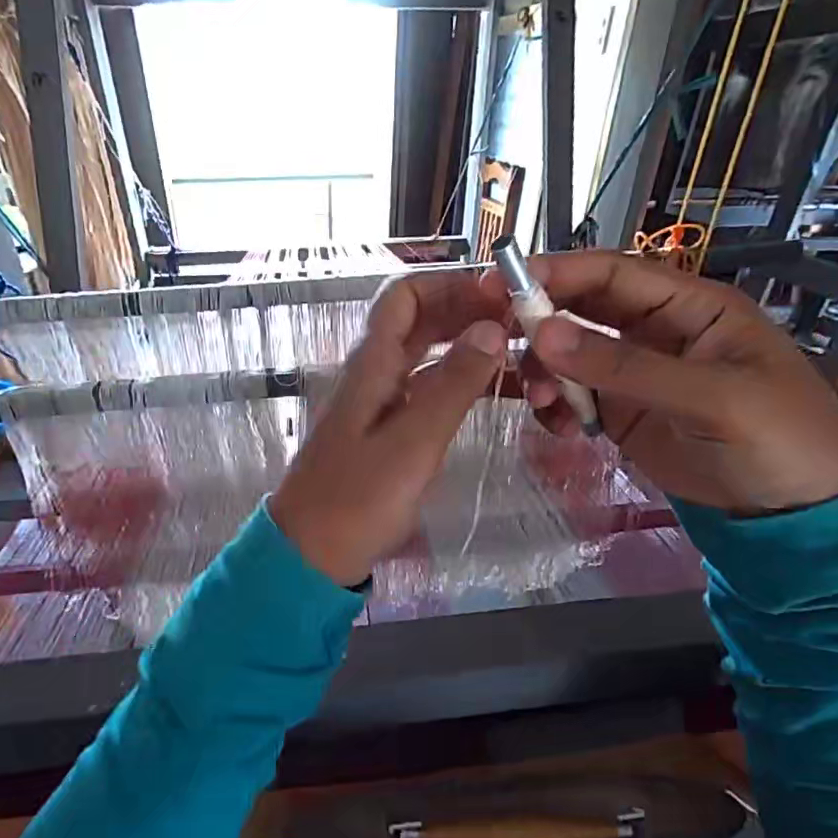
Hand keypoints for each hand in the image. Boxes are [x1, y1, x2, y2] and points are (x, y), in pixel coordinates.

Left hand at [269, 272, 507, 585]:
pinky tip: (495, 393)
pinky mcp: (388, 431)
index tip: (501, 296)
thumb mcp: (412, 443)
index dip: (450, 284)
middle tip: (525, 325)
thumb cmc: (357, 499)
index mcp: (372, 364)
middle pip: (421, 321)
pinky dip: (460, 382)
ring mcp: (380, 402)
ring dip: (470, 347)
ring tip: (523, 356)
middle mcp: (374, 373)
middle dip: (469, 312)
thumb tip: (492, 327)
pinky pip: (428, 390)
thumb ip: (453, 385)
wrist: (312, 552)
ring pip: (428, 355)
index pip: (404, 294)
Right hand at [492, 250, 837, 514]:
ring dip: (544, 372)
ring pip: (567, 356)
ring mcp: (633, 376)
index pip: (611, 275)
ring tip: (542, 401)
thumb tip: (543, 335)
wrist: (797, 514)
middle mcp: (653, 333)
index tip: (499, 283)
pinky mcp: (620, 414)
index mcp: (689, 307)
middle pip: (580, 310)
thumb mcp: (710, 398)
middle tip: (495, 341)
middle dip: (538, 323)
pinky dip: (554, 407)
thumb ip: (625, 367)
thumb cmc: (778, 439)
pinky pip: (572, 398)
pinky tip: (556, 425)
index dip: (556, 273)